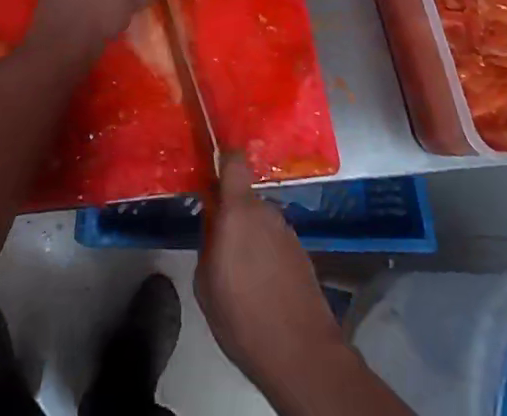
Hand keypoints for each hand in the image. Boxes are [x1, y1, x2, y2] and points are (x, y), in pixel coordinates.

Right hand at [196, 154, 348, 392]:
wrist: (300, 350)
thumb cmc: (241, 316)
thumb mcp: (205, 282)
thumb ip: (208, 241)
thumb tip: (213, 224)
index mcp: (239, 211)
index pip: (234, 163)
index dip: (223, 156)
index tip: (210, 159)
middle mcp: (266, 212)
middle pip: (244, 197)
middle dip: (230, 210)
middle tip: (215, 237)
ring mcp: (287, 231)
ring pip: (259, 219)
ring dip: (248, 233)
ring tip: (236, 268)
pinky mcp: (301, 251)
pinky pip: (274, 239)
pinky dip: (264, 250)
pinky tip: (258, 281)